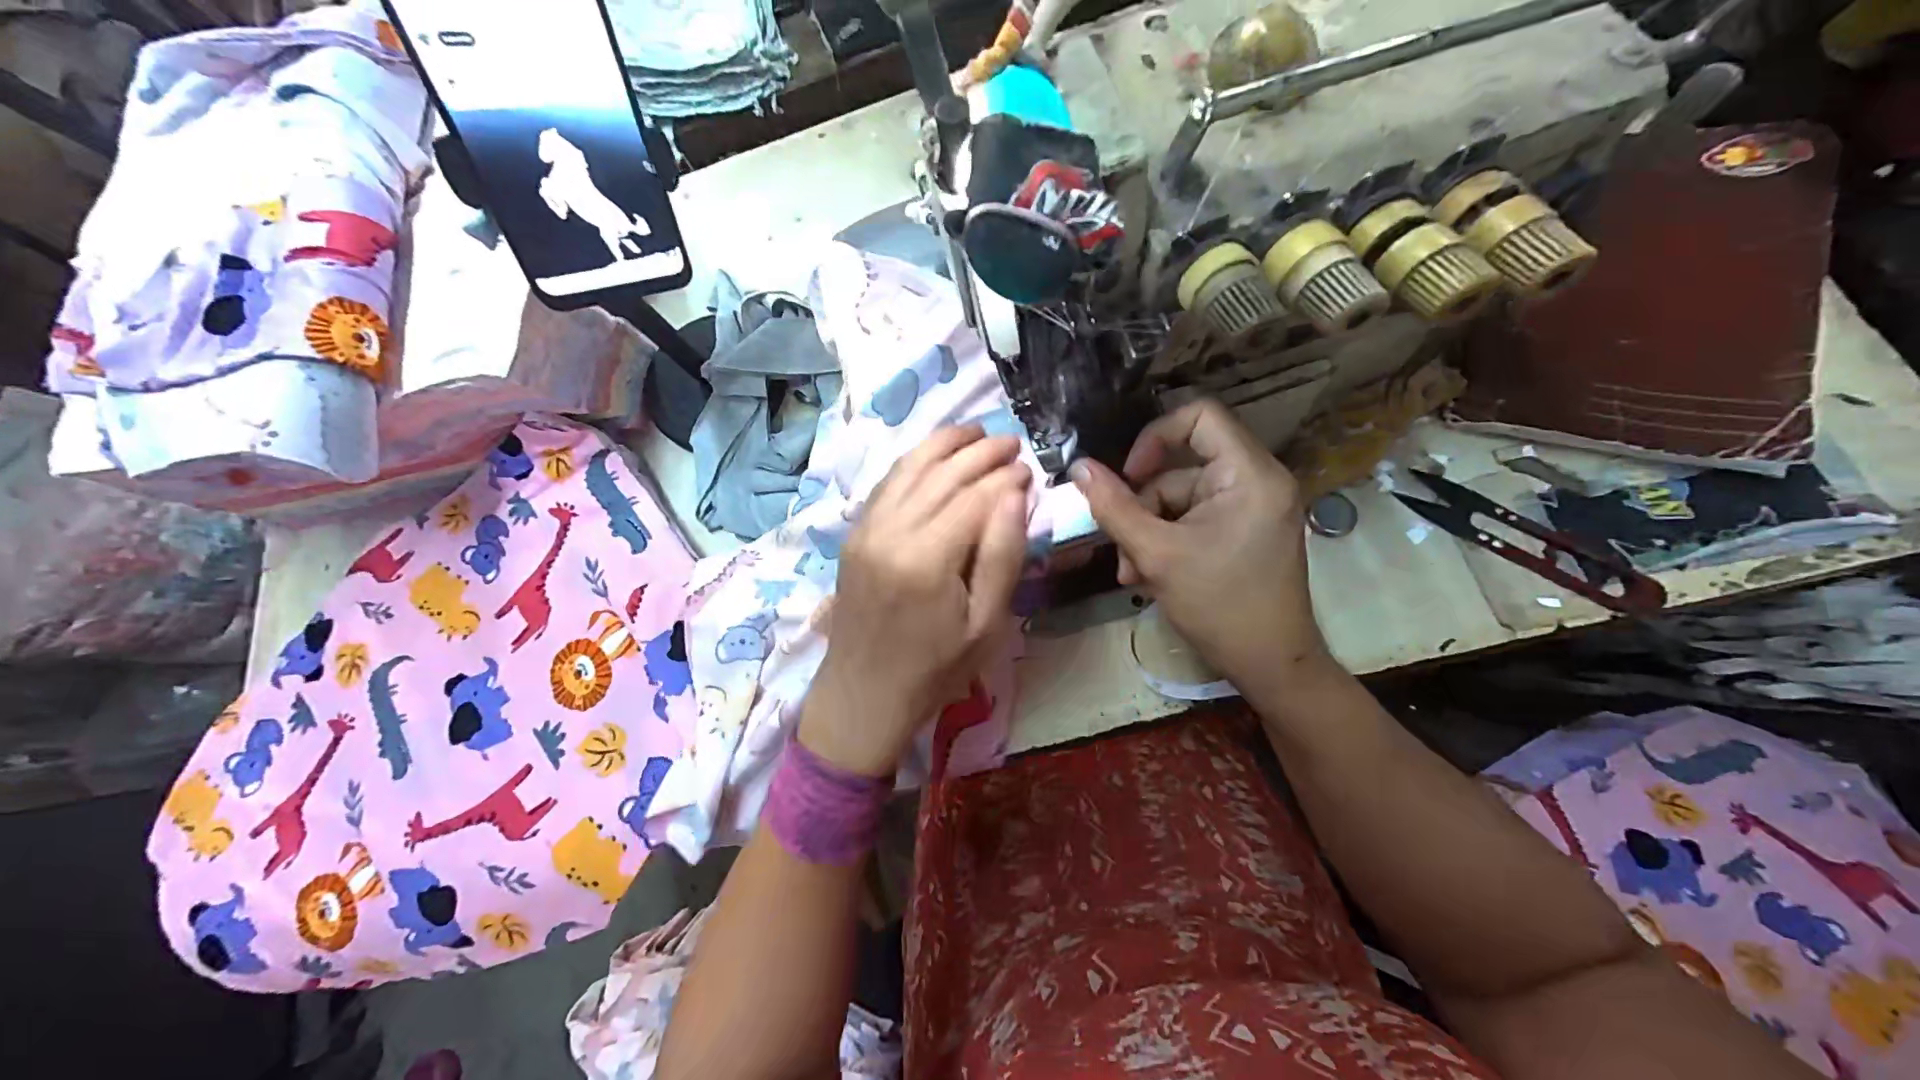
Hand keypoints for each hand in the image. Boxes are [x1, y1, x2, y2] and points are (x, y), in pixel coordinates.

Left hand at [800, 426, 1030, 776]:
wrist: (864, 694)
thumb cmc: (935, 668)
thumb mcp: (986, 624)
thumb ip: (1003, 556)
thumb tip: (1015, 493)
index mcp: (927, 558)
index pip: (974, 496)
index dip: (1006, 478)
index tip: (1030, 469)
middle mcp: (891, 532)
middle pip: (941, 473)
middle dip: (981, 451)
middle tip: (1012, 442)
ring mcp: (866, 530)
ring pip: (909, 468)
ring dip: (944, 444)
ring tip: (976, 432)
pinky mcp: (854, 535)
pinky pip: (886, 484)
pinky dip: (913, 461)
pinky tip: (934, 455)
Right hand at [1070, 399, 1333, 691]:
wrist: (1270, 664)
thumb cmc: (1218, 605)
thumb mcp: (1155, 554)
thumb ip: (1113, 507)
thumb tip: (1079, 468)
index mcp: (1249, 474)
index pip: (1199, 416)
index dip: (1154, 437)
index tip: (1128, 476)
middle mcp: (1259, 480)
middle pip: (1182, 467)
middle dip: (1143, 506)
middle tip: (1123, 546)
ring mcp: (1254, 507)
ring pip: (1182, 498)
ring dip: (1149, 532)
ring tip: (1134, 574)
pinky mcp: (1247, 530)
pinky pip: (1195, 519)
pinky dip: (1168, 542)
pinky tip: (1150, 576)